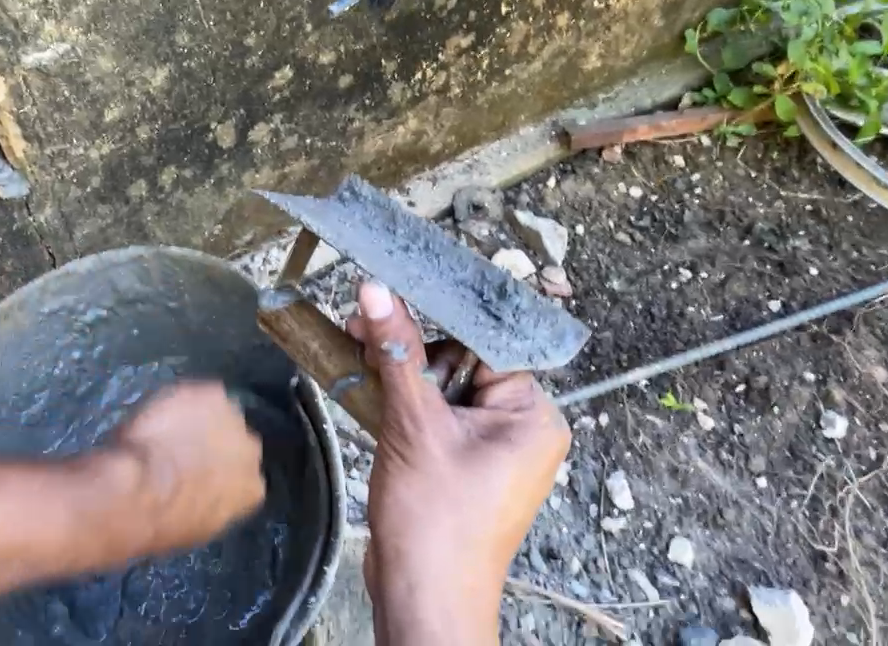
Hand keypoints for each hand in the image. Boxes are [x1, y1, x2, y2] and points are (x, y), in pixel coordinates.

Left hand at [105, 381, 265, 552]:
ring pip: (220, 412)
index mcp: (251, 490)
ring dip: (202, 417)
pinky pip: (201, 392)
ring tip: (173, 424)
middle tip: (187, 446)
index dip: (220, 470)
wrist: (146, 489)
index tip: (200, 472)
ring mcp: (233, 417)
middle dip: (217, 441)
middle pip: (237, 440)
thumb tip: (203, 491)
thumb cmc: (165, 521)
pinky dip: (186, 399)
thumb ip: (214, 501)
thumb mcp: (199, 524)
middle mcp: (251, 451)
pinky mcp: (213, 393)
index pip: (244, 476)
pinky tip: (166, 408)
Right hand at [347, 283, 569, 643]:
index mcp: (531, 414)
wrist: (421, 598)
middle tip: (361, 325)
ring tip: (357, 349)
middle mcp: (519, 425)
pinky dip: (401, 396)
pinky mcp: (462, 458)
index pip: (482, 341)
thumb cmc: (433, 520)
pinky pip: (434, 410)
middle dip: (408, 344)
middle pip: (458, 358)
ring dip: (399, 368)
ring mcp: (490, 444)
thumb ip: (397, 351)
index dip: (434, 313)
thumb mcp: (413, 423)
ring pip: (441, 383)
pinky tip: (368, 379)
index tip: (391, 290)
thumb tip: (377, 291)